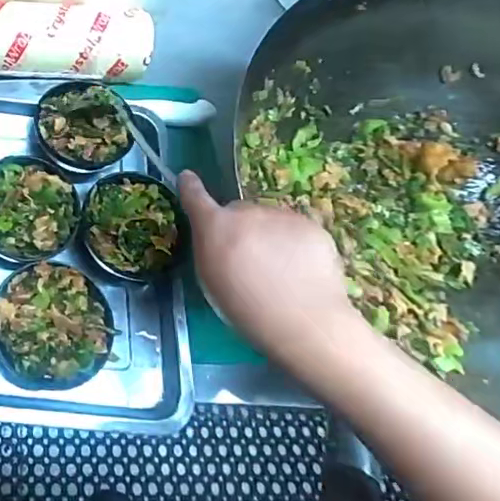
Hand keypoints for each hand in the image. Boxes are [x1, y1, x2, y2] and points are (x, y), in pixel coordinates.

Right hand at [178, 170, 363, 368]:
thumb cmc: (245, 309)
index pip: (196, 197)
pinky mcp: (311, 225)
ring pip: (270, 220)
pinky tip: (301, 270)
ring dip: (270, 235)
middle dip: (242, 228)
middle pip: (239, 212)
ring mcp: (281, 215)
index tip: (188, 178)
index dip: (190, 187)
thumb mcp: (210, 278)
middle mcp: (245, 211)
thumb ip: (209, 247)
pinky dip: (295, 243)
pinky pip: (296, 229)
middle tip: (251, 260)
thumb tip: (216, 236)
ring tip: (281, 270)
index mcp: (214, 226)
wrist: (303, 322)